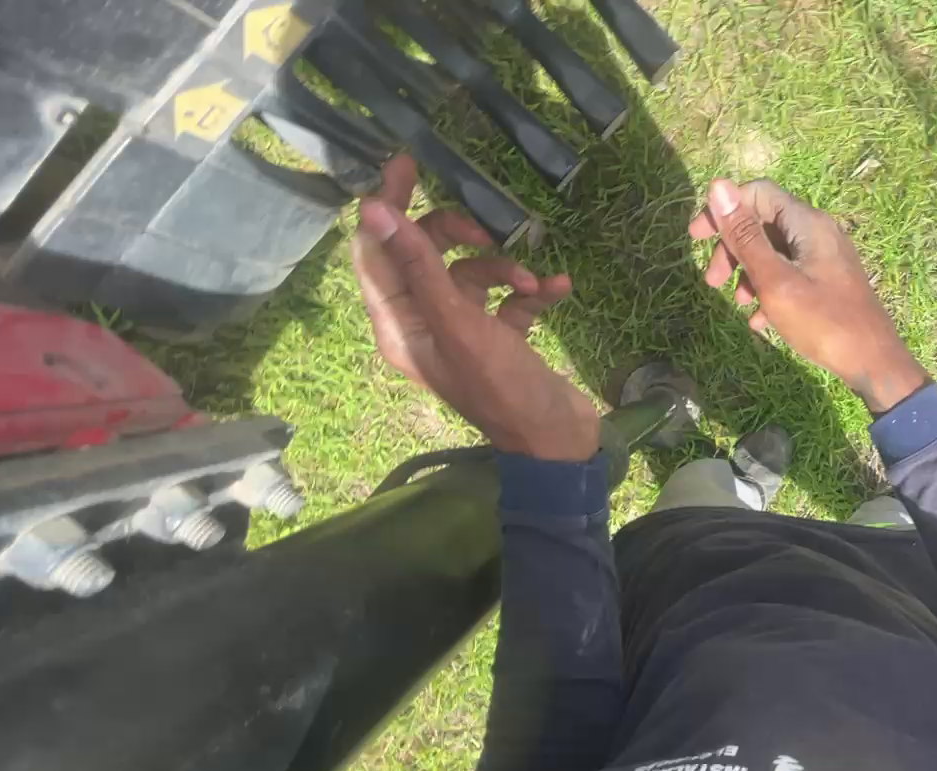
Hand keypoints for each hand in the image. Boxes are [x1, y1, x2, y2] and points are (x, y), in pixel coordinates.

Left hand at [351, 155, 598, 461]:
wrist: (559, 439)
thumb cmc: (505, 389)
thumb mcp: (461, 326)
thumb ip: (421, 268)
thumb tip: (376, 209)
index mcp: (402, 327)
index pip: (377, 253)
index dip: (387, 209)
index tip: (408, 165)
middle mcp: (427, 326)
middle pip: (426, 257)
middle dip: (456, 238)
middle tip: (483, 230)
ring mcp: (466, 333)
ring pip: (471, 277)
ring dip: (504, 270)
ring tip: (532, 281)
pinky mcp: (502, 339)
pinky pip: (509, 301)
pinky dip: (532, 293)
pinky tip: (560, 288)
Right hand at [690, 178, 929, 412]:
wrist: (874, 362)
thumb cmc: (823, 322)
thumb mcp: (776, 280)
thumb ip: (746, 236)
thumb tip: (717, 186)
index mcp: (808, 224)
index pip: (757, 194)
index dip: (724, 210)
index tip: (696, 238)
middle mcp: (820, 233)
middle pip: (765, 224)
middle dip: (733, 249)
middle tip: (712, 282)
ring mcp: (827, 259)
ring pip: (777, 253)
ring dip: (750, 274)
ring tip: (740, 304)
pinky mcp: (830, 284)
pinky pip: (792, 276)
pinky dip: (772, 291)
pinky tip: (761, 322)